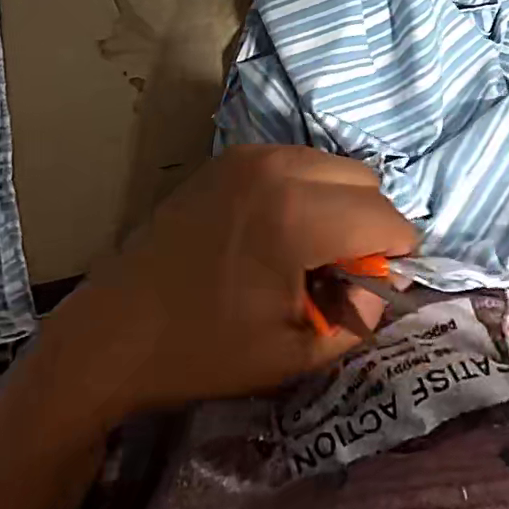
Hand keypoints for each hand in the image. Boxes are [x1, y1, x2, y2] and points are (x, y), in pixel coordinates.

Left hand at [24, 145, 418, 431]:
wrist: (110, 333)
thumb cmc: (202, 350)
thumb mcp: (294, 353)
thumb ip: (359, 318)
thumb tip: (382, 285)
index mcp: (297, 217)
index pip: (385, 218)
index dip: (398, 252)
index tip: (381, 281)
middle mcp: (279, 168)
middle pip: (366, 180)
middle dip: (371, 224)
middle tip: (343, 268)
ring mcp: (251, 155)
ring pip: (334, 165)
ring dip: (341, 203)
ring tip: (310, 248)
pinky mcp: (230, 156)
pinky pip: (298, 161)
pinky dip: (309, 189)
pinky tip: (280, 228)